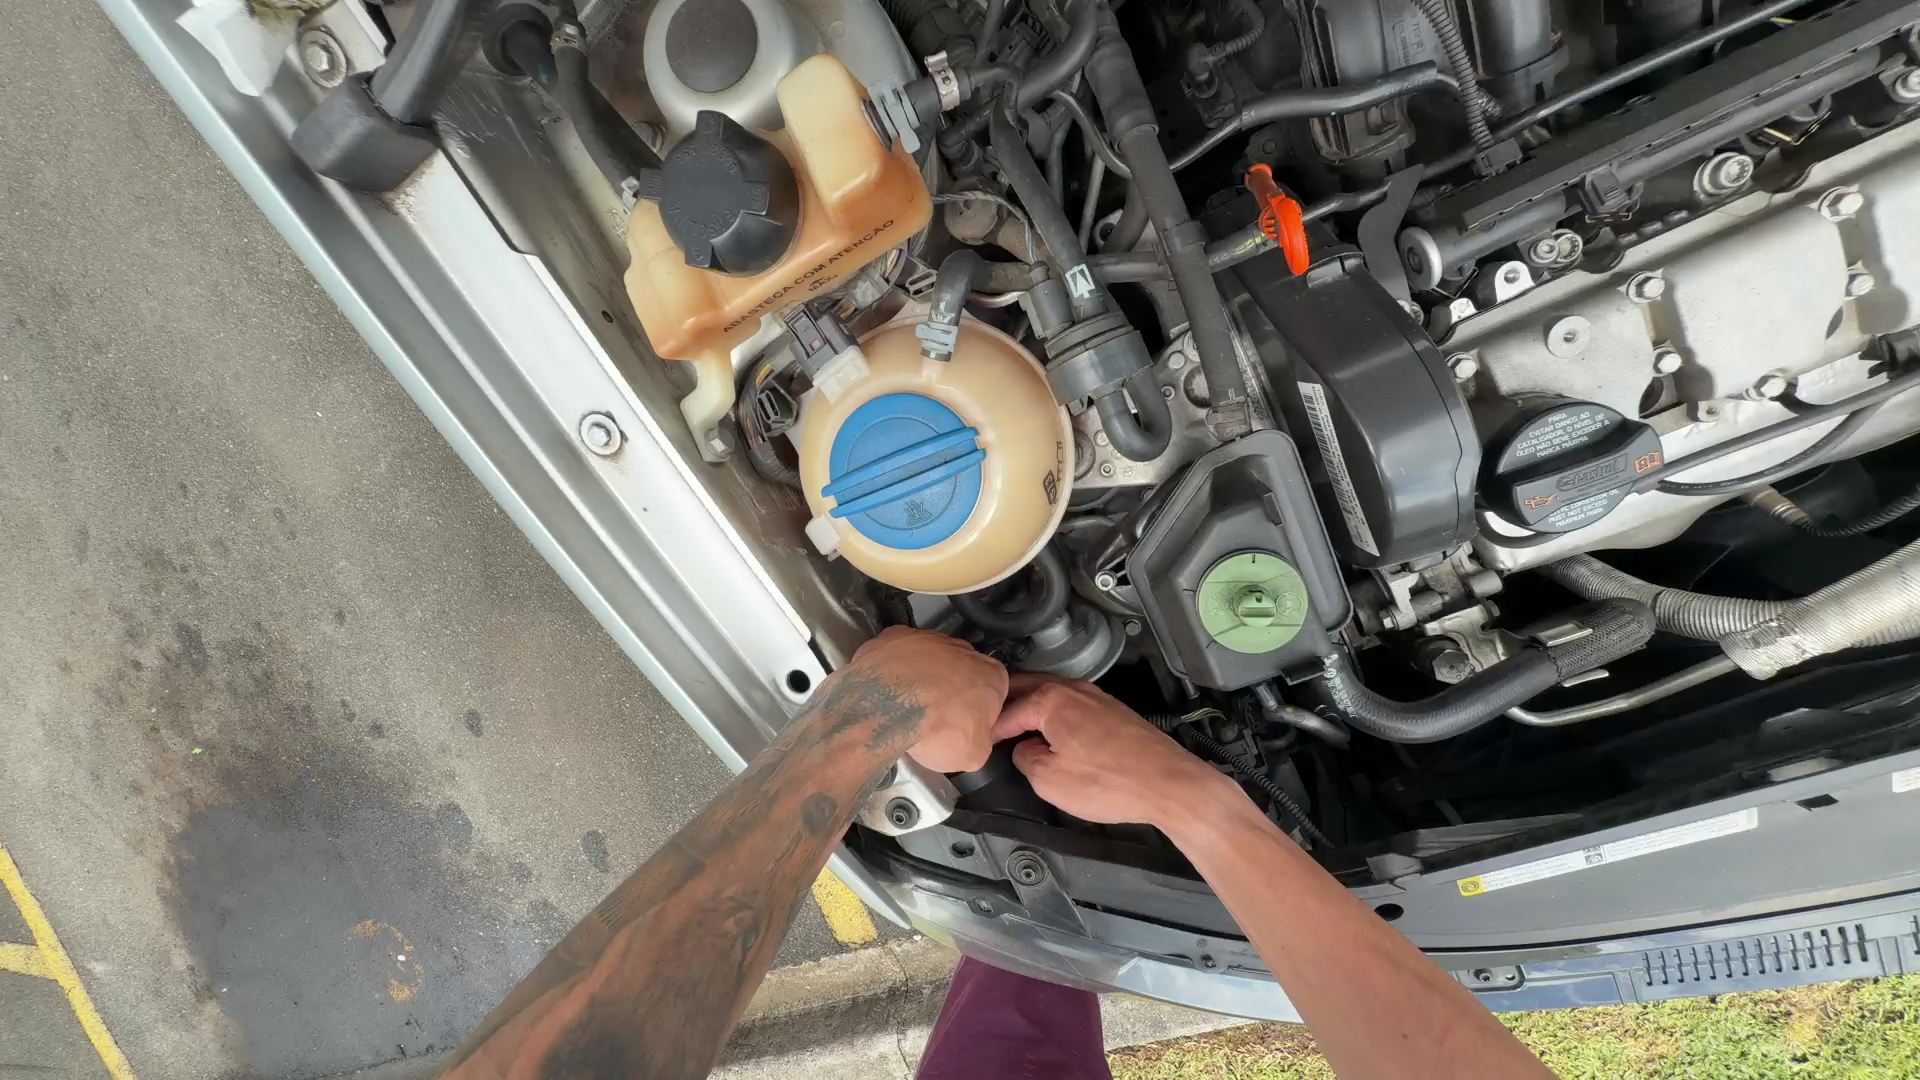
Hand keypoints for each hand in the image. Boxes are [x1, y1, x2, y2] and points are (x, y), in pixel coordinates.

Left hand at [834, 627, 1007, 772]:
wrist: (890, 707)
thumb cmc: (938, 729)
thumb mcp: (973, 756)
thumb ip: (980, 741)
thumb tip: (974, 740)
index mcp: (992, 676)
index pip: (994, 692)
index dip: (979, 710)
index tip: (965, 725)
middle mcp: (965, 650)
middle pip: (963, 671)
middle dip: (951, 690)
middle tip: (935, 717)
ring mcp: (930, 639)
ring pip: (931, 659)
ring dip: (923, 677)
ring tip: (906, 705)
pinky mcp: (898, 635)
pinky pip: (901, 651)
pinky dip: (896, 666)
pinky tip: (887, 687)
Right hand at [990, 674, 1234, 828]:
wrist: (1168, 784)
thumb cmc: (1112, 782)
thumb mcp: (1049, 780)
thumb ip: (1025, 759)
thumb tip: (1025, 750)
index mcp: (1051, 700)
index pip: (1007, 710)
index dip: (989, 728)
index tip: (979, 739)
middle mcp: (1073, 689)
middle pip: (1027, 688)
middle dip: (1005, 702)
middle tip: (987, 720)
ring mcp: (1095, 697)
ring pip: (1050, 693)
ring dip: (1030, 704)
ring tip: (1014, 724)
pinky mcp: (1112, 711)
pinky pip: (1071, 704)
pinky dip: (1053, 713)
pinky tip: (1051, 731)